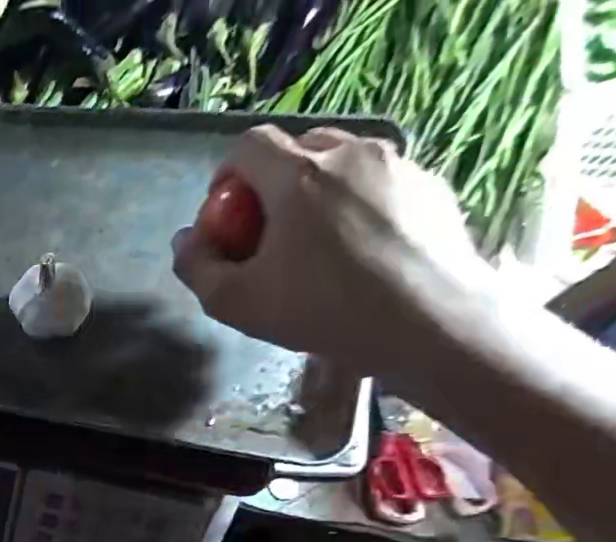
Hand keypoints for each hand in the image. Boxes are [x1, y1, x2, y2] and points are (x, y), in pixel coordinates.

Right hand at [172, 125, 486, 366]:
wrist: (429, 323)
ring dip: (316, 192)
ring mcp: (397, 164)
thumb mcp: (236, 303)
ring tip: (317, 244)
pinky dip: (357, 204)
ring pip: (341, 162)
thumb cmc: (323, 311)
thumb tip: (185, 239)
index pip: (248, 145)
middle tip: (267, 234)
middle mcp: (349, 152)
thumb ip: (197, 267)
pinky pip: (379, 182)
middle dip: (270, 184)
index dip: (225, 175)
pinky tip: (360, 252)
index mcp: (297, 174)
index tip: (224, 215)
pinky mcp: (430, 185)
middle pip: (295, 149)